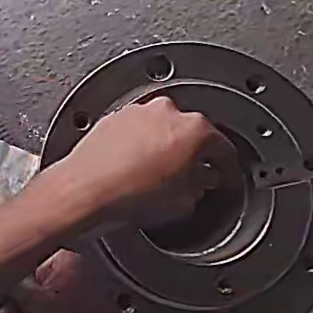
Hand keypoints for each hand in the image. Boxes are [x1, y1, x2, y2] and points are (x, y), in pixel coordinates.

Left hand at [46, 97, 231, 232]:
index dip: (228, 168)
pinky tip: (137, 167)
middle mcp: (166, 112)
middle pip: (192, 133)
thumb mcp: (182, 200)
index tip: (226, 178)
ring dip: (166, 147)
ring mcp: (138, 112)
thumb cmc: (127, 194)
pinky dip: (142, 144)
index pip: (223, 148)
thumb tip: (203, 180)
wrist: (84, 190)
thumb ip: (202, 185)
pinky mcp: (115, 117)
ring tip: (160, 176)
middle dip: (195, 155)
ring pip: (163, 128)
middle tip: (194, 178)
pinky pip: (138, 130)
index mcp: (194, 128)